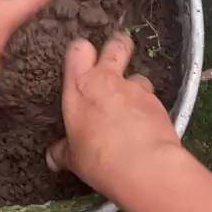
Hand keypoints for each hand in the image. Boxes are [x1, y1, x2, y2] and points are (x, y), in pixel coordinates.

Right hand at [47, 33, 183, 195]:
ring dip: (135, 86)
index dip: (82, 51)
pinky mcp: (158, 103)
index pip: (78, 50)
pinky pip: (152, 99)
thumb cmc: (98, 158)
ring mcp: (135, 89)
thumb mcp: (74, 158)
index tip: (84, 59)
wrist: (144, 166)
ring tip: (133, 107)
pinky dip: (149, 109)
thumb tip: (53, 157)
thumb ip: (64, 152)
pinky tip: (148, 127)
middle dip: (118, 46)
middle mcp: (107, 80)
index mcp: (79, 87)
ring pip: (137, 75)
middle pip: (115, 46)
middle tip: (118, 54)